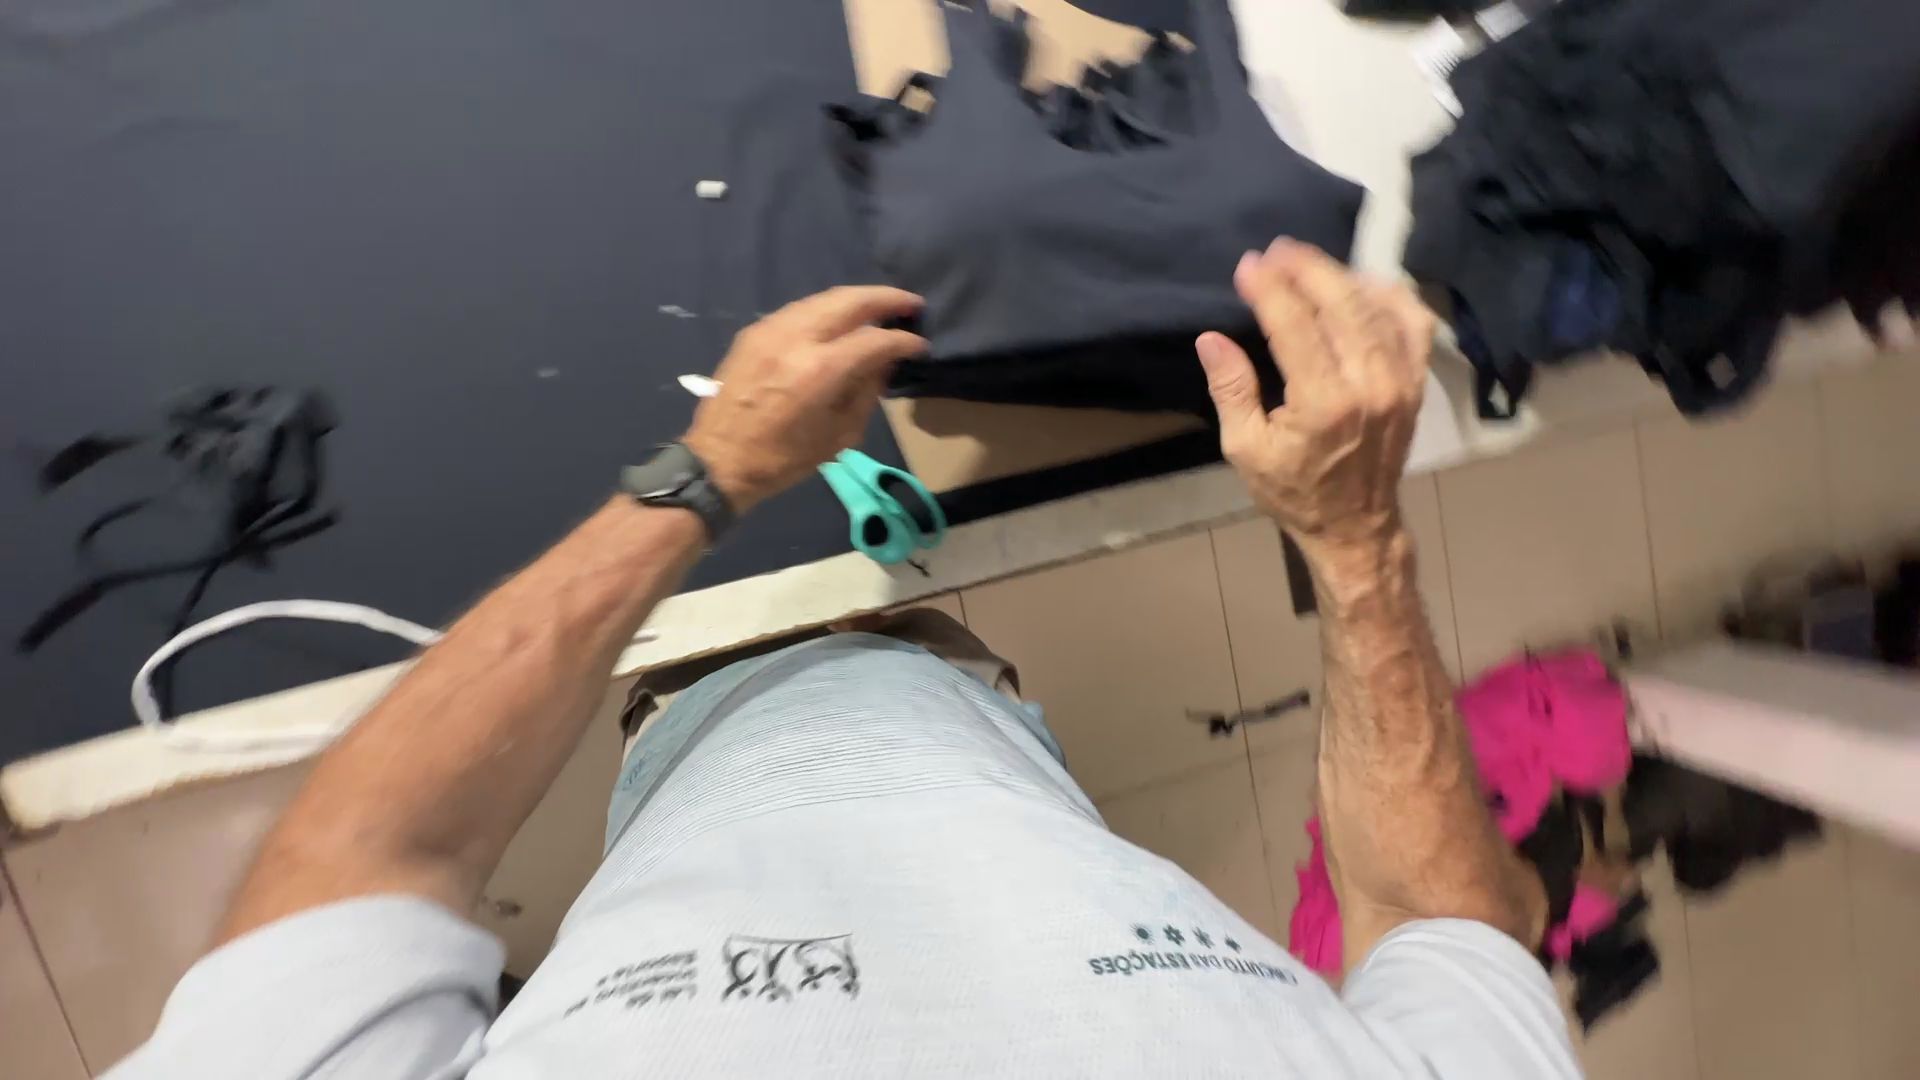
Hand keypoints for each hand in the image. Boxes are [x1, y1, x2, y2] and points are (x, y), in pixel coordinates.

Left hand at [684, 286, 925, 510]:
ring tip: (879, 307)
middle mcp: (796, 339)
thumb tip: (882, 365)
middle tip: (910, 303)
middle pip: (850, 301)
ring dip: (855, 299)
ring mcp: (771, 330)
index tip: (920, 344)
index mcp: (820, 370)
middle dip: (885, 299)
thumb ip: (864, 394)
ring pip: (823, 299)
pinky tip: (839, 320)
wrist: (719, 460)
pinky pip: (800, 310)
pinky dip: (826, 310)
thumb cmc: (783, 459)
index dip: (903, 340)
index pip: (874, 341)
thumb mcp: (838, 435)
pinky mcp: (754, 333)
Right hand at [1196, 239, 1434, 561]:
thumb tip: (1212, 339)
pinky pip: (1412, 321)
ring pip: (1375, 305)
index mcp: (1322, 402)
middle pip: (1340, 303)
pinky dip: (1388, 294)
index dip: (1269, 289)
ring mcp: (1400, 379)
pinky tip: (1361, 284)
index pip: (1294, 325)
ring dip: (1340, 275)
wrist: (1354, 524)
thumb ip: (1231, 389)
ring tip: (1307, 261)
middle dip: (1305, 269)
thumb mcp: (1244, 449)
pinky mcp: (1415, 381)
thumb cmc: (1292, 491)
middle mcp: (1369, 382)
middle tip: (1276, 250)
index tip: (1247, 266)